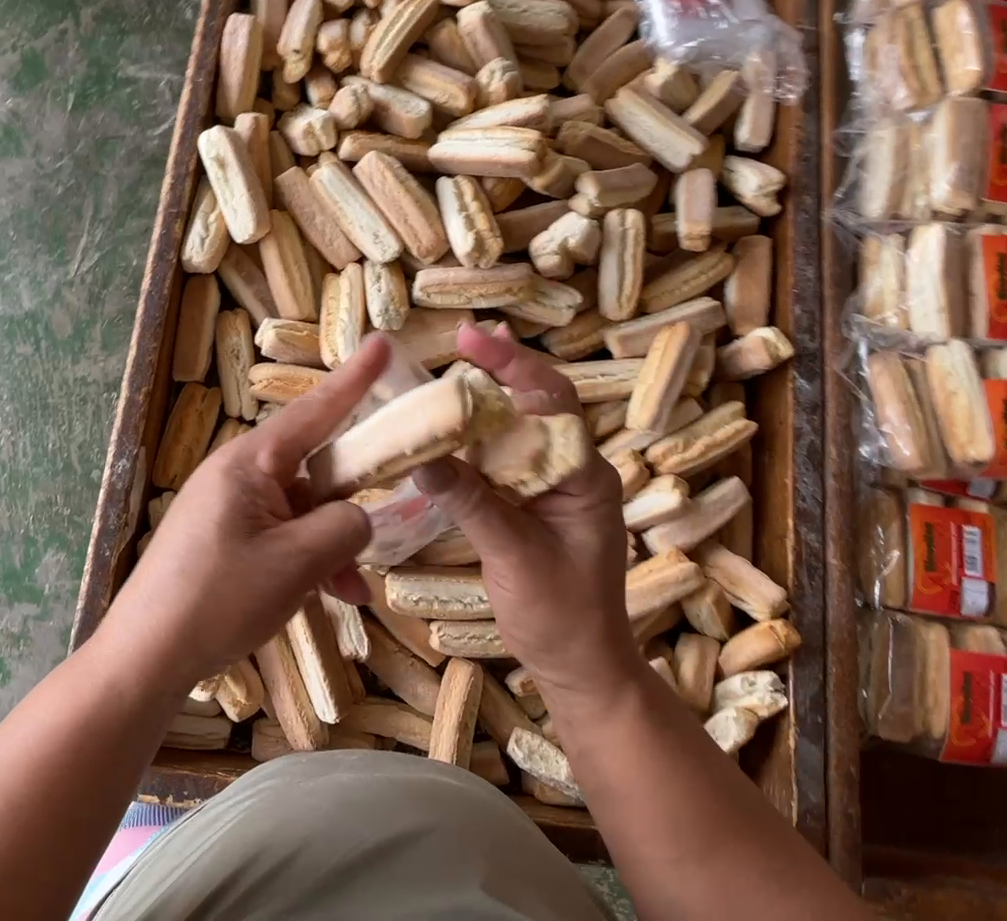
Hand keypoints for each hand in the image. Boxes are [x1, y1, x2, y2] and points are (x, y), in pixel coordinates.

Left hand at [95, 336, 392, 691]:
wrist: (145, 659)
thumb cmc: (219, 600)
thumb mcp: (297, 564)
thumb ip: (344, 527)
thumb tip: (357, 517)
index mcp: (249, 463)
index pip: (314, 410)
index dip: (354, 379)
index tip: (383, 343)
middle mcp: (238, 476)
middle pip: (314, 465)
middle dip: (353, 493)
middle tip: (395, 496)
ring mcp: (230, 509)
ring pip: (303, 510)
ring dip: (333, 543)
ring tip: (354, 589)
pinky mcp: (226, 541)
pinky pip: (282, 536)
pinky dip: (310, 560)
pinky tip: (332, 597)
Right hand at [412, 324, 644, 704]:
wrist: (578, 666)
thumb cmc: (562, 615)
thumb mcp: (516, 558)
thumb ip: (472, 505)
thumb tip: (422, 459)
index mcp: (585, 476)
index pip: (553, 403)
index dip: (515, 366)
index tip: (474, 339)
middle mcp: (569, 471)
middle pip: (532, 408)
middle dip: (495, 376)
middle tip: (454, 347)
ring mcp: (547, 488)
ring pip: (511, 435)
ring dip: (477, 411)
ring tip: (437, 386)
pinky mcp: (526, 506)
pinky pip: (497, 465)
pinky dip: (468, 450)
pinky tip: (440, 440)